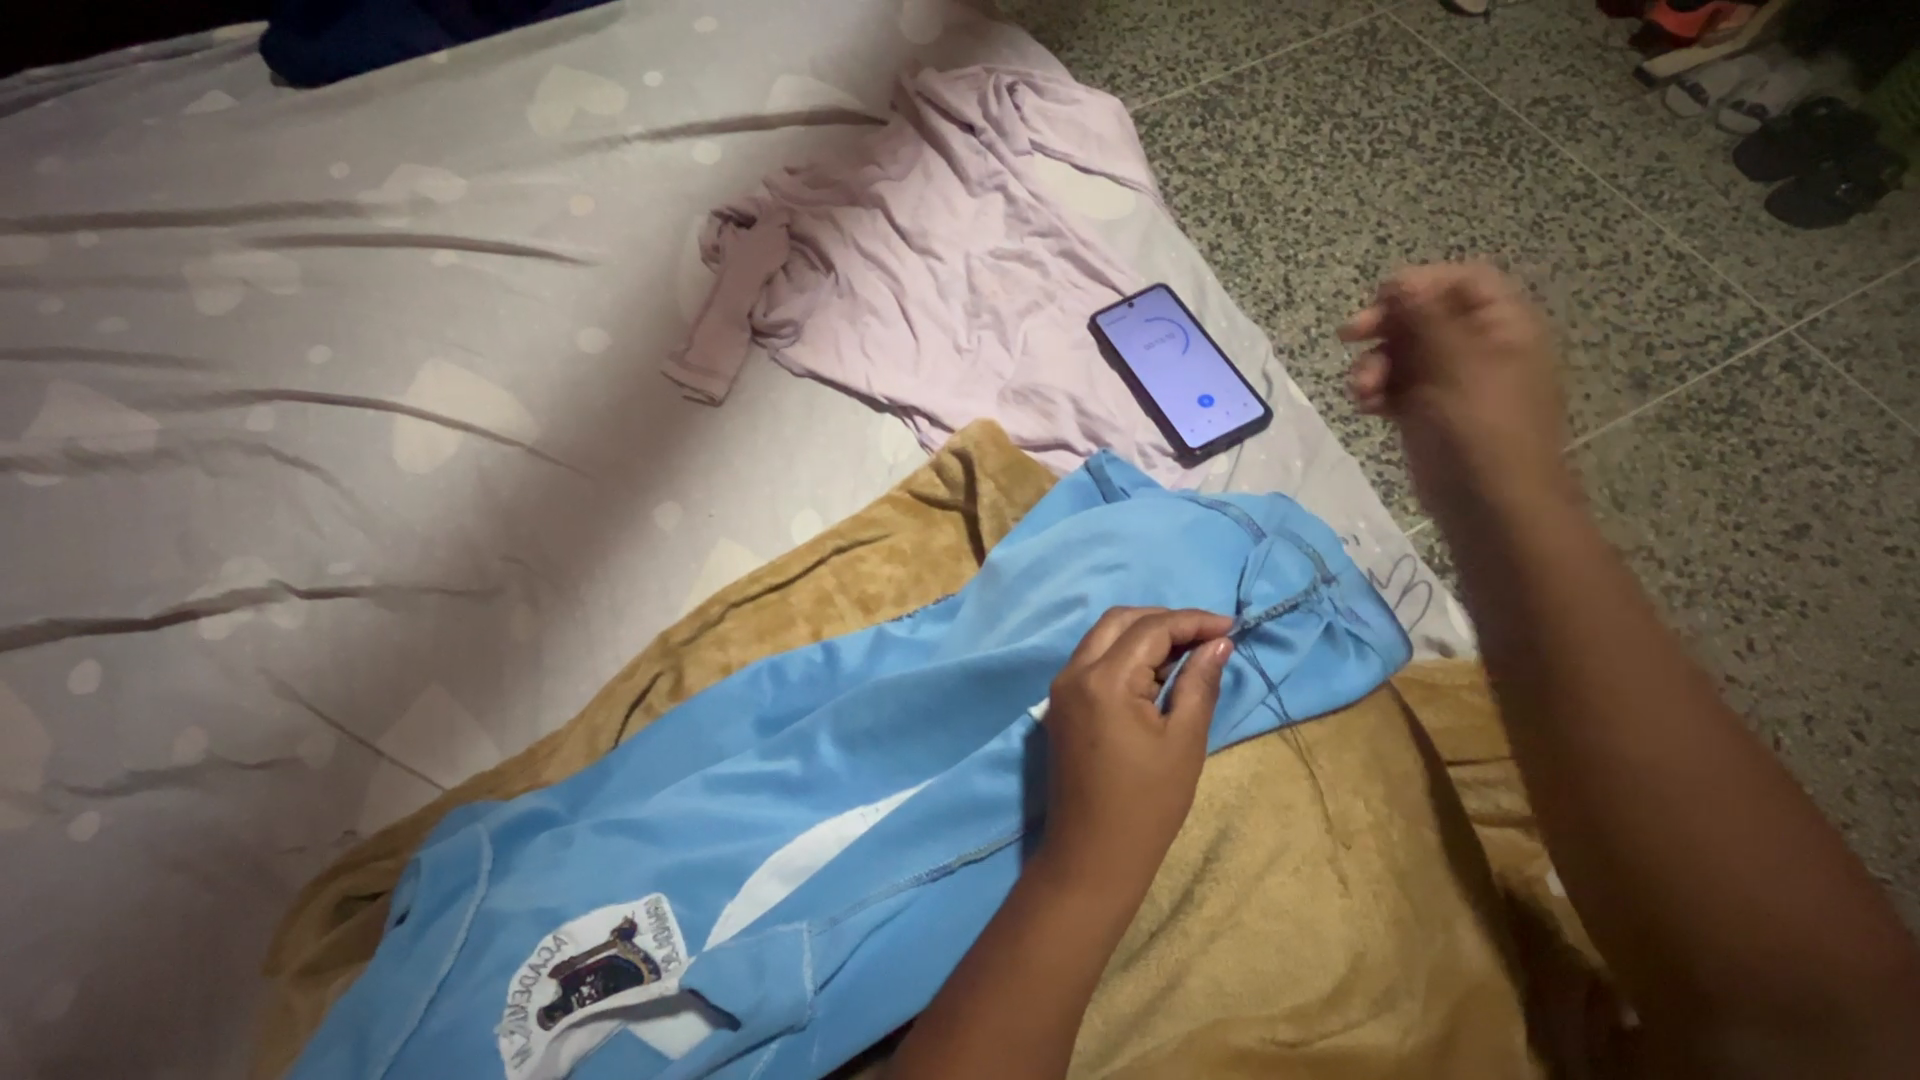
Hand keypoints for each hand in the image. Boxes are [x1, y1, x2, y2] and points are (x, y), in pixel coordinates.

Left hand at [1037, 607, 1233, 893]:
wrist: (1092, 854)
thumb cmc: (1147, 803)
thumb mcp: (1184, 741)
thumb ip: (1199, 683)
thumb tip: (1218, 644)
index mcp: (1104, 680)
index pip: (1151, 628)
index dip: (1193, 621)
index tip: (1231, 627)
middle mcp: (1074, 673)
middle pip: (1120, 621)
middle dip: (1166, 620)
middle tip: (1208, 637)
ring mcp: (1061, 689)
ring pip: (1103, 637)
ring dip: (1144, 635)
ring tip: (1189, 653)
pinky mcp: (1061, 705)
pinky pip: (1093, 661)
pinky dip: (1125, 655)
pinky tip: (1157, 674)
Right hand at [1339, 263, 1579, 523]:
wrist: (1491, 505)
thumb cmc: (1482, 429)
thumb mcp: (1457, 363)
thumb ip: (1427, 318)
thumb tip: (1400, 281)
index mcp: (1503, 327)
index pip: (1462, 281)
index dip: (1419, 283)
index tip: (1378, 301)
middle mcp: (1479, 348)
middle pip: (1425, 315)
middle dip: (1385, 327)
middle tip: (1349, 336)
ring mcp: (1452, 383)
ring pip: (1403, 353)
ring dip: (1374, 364)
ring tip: (1361, 391)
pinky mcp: (1428, 413)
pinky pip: (1396, 387)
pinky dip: (1377, 391)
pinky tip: (1365, 407)